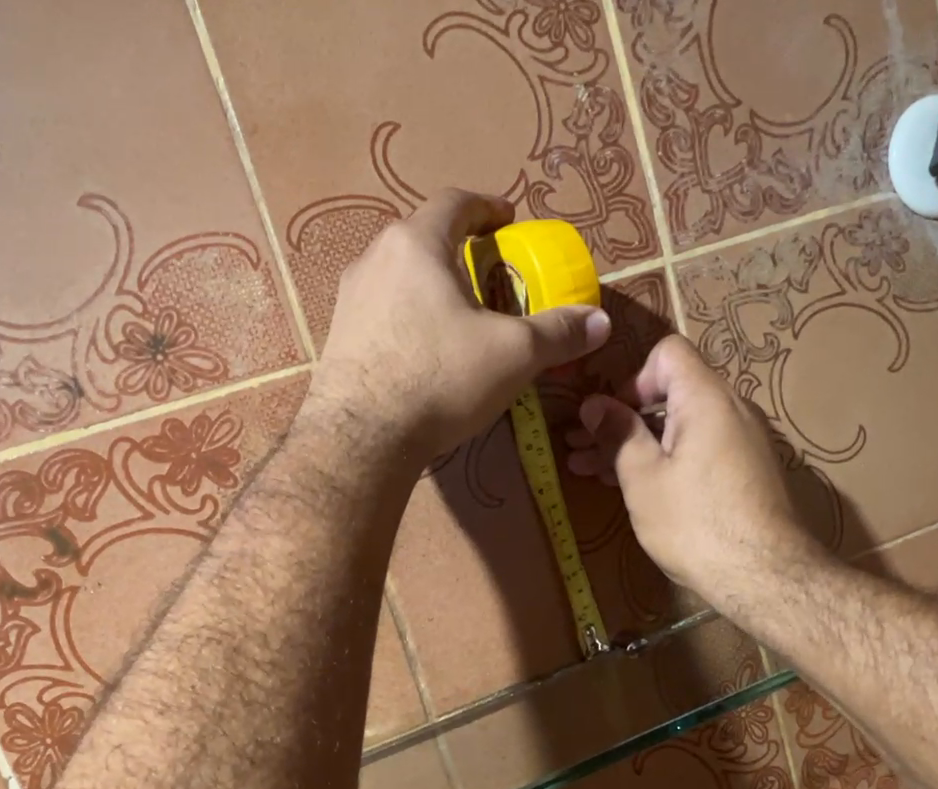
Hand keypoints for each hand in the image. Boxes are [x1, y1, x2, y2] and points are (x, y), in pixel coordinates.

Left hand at [304, 188, 610, 461]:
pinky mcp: (337, 337)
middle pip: (423, 239)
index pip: (454, 203)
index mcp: (416, 245)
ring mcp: (349, 299)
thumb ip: (558, 332)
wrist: (361, 437)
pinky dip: (409, 316)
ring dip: (432, 285)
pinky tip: (425, 351)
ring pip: (399, 277)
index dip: (487, 208)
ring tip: (459, 315)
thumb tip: (599, 322)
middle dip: (460, 250)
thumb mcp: (513, 354)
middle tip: (489, 275)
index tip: (507, 223)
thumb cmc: (440, 378)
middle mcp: (374, 260)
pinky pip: (382, 311)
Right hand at [566, 335, 829, 611]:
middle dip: (621, 417)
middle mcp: (730, 410)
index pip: (668, 354)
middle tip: (578, 445)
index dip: (632, 378)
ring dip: (635, 443)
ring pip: (679, 427)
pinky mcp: (742, 472)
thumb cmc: (696, 524)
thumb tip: (594, 405)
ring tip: (588, 469)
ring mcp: (740, 442)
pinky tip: (630, 486)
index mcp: (706, 399)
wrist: (765, 576)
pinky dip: (662, 460)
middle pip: (670, 393)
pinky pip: (695, 449)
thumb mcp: (643, 478)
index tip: (609, 417)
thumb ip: (618, 435)